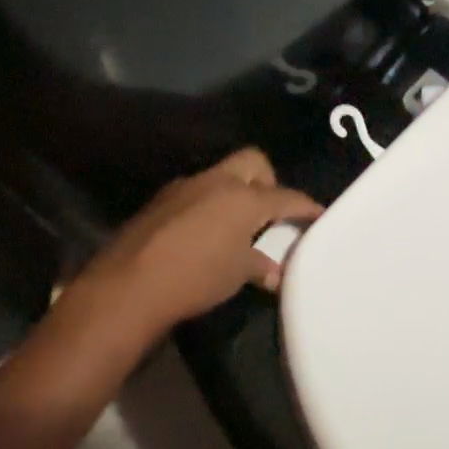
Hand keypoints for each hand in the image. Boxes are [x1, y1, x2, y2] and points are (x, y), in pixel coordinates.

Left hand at [73, 148, 321, 340]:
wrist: (130, 285)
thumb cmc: (196, 278)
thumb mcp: (236, 274)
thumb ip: (259, 266)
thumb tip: (273, 272)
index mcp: (243, 197)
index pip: (285, 196)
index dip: (304, 206)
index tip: (318, 214)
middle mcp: (215, 182)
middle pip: (252, 163)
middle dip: (268, 182)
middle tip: (271, 212)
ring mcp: (183, 188)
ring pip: (220, 176)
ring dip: (234, 193)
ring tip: (239, 226)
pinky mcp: (160, 202)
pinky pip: (195, 194)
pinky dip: (208, 206)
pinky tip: (206, 233)